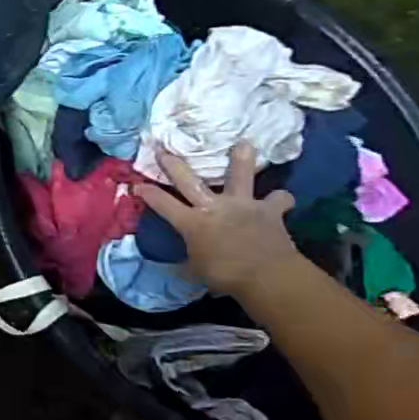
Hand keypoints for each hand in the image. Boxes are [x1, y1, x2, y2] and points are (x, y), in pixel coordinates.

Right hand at [135, 143, 302, 296]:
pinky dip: (280, 200)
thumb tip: (173, 267)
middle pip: (189, 180)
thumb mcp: (196, 273)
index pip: (162, 204)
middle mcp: (214, 207)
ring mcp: (242, 204)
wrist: (267, 275)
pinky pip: (278, 200)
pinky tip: (280, 201)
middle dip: (173, 164)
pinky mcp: (269, 210)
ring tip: (244, 143)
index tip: (137, 185)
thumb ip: (185, 264)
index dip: (148, 193)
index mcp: (192, 223)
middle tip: (164, 148)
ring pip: (239, 176)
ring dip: (241, 159)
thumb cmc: (226, 276)